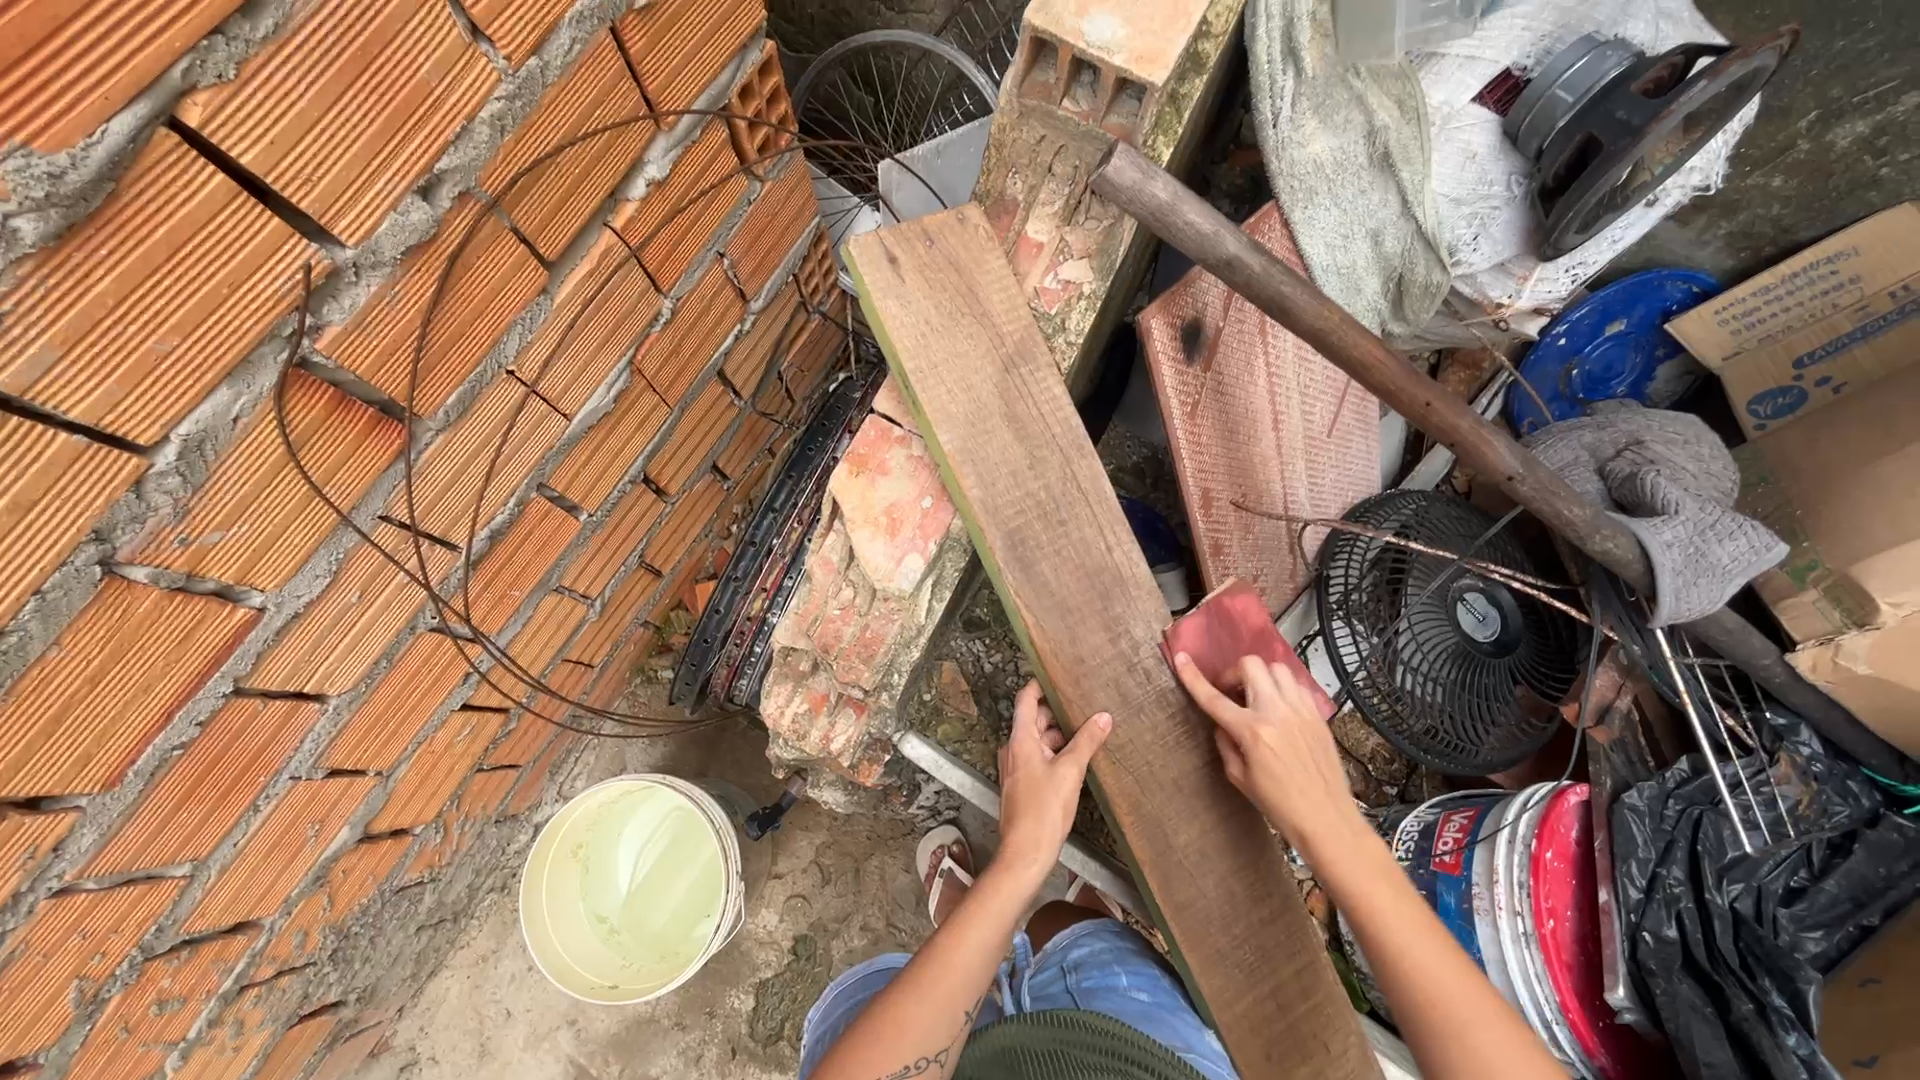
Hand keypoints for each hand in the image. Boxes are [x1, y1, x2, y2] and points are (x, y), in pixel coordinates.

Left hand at [993, 680, 1110, 891]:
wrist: (1026, 851)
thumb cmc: (1044, 810)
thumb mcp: (1070, 771)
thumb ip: (1087, 741)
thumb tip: (1103, 717)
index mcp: (1020, 740)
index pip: (1026, 700)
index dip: (1040, 685)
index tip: (1057, 675)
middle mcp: (1013, 750)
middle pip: (1034, 720)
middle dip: (1057, 712)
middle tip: (1083, 704)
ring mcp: (1016, 768)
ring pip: (1038, 741)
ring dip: (1058, 735)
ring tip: (1086, 730)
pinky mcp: (1022, 784)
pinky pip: (1038, 758)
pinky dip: (1055, 752)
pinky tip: (1076, 758)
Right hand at [1172, 653, 1363, 856]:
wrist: (1327, 818)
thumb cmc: (1279, 805)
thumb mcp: (1239, 777)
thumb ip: (1225, 743)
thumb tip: (1223, 724)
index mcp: (1253, 732)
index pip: (1214, 698)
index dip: (1193, 677)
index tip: (1181, 659)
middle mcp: (1277, 713)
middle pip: (1251, 665)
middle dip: (1234, 674)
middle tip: (1231, 693)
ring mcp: (1301, 711)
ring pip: (1276, 668)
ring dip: (1260, 677)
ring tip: (1257, 698)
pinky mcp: (1318, 715)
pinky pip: (1297, 685)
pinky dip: (1283, 689)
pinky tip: (1279, 709)